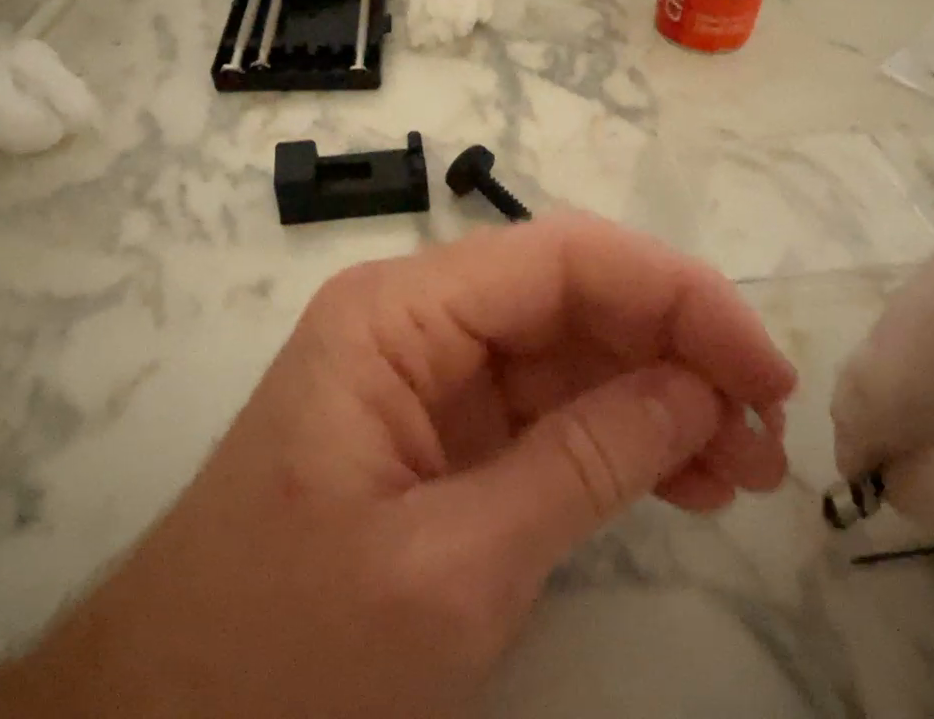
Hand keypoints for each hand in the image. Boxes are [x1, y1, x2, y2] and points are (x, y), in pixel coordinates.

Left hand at [0, 216, 796, 717]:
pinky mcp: (440, 437)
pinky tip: (683, 481)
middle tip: (765, 436)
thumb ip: (584, 462)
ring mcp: (428, 381)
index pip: (565, 259)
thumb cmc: (288, 645)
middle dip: (679, 354)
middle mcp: (415, 325)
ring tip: (743, 470)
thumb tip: (700, 390)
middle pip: (575, 301)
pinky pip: (548, 414)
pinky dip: (620, 442)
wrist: (168, 716)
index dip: (680, 298)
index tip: (765, 373)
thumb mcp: (454, 564)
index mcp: (398, 316)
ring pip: (573, 358)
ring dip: (663, 401)